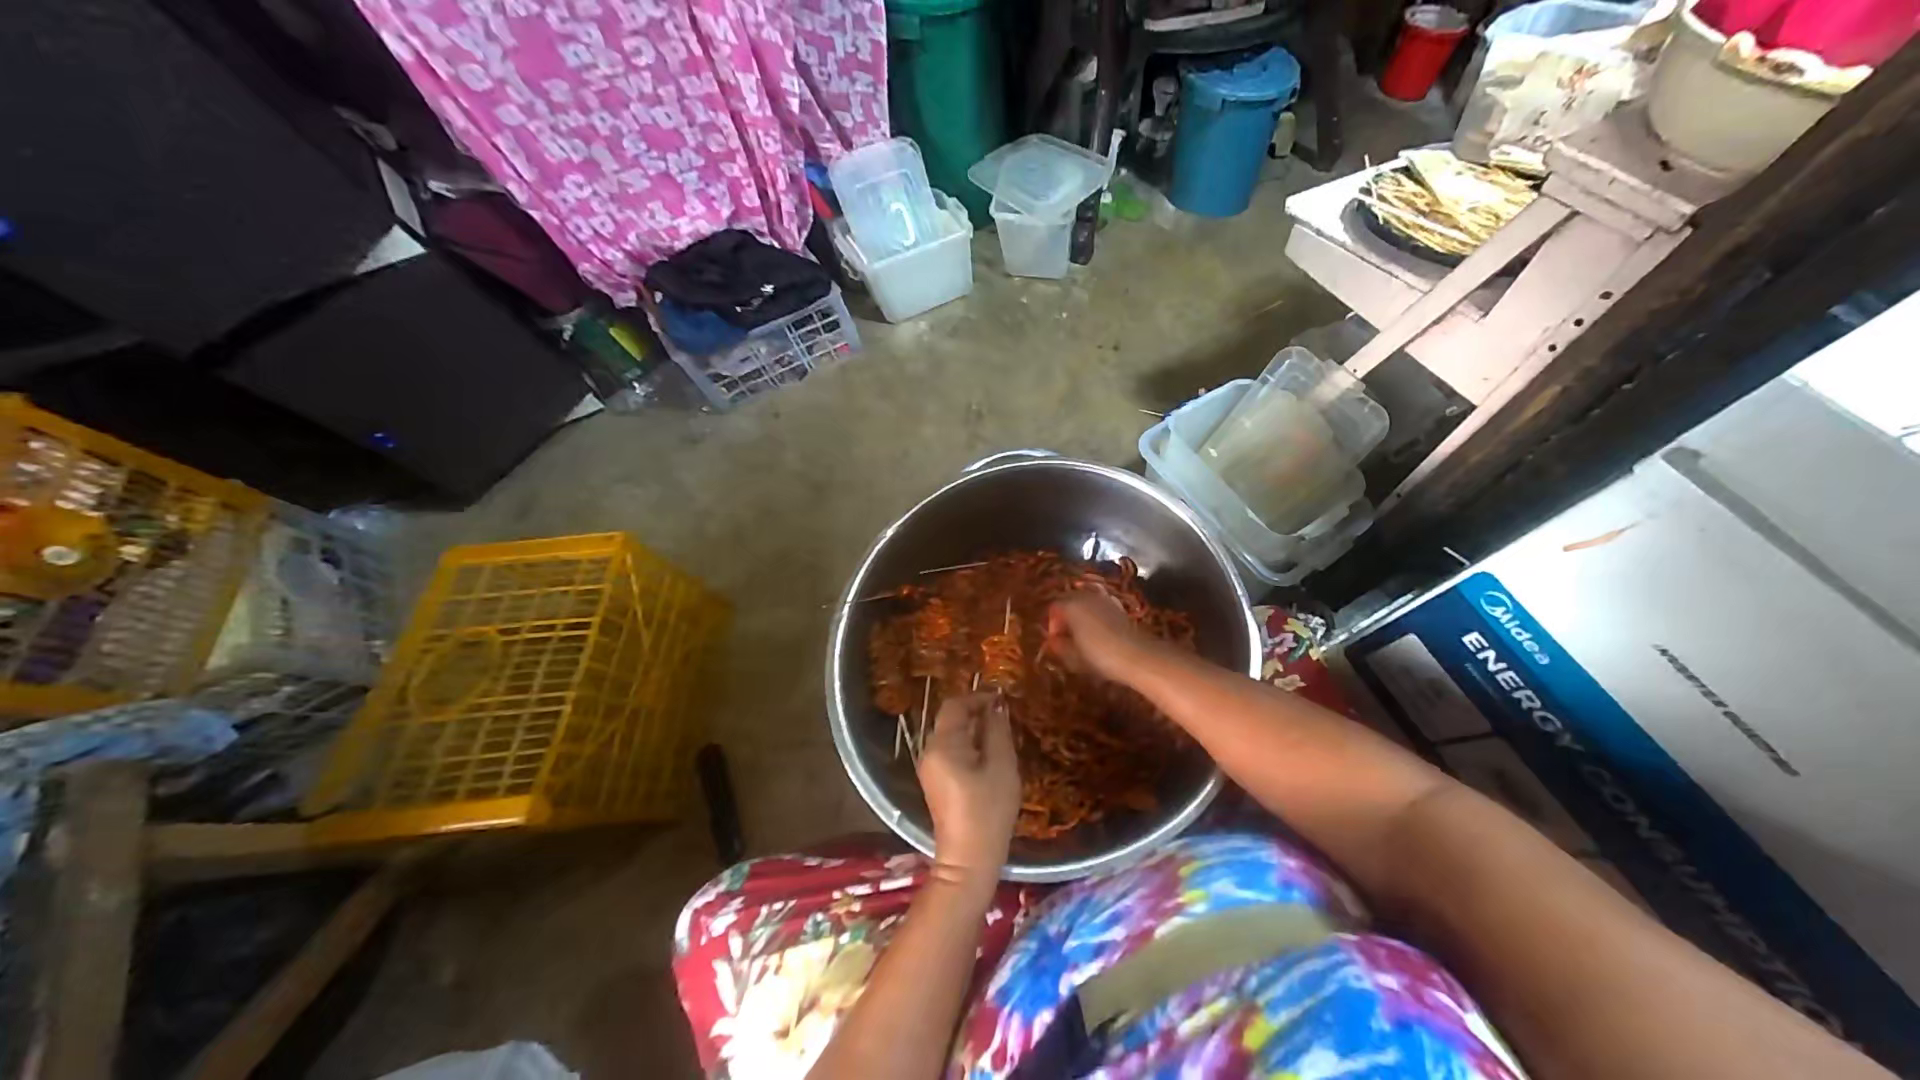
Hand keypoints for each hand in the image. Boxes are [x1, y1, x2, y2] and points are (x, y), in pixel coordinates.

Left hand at [917, 692, 1019, 888]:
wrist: (968, 860)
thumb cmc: (989, 811)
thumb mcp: (1001, 766)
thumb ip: (997, 731)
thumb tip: (997, 705)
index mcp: (943, 744)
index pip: (954, 705)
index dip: (977, 697)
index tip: (1001, 700)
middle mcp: (929, 752)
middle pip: (950, 719)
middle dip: (976, 713)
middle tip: (1003, 718)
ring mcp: (929, 768)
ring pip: (950, 736)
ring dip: (973, 730)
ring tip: (1000, 737)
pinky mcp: (935, 782)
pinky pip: (949, 752)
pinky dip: (968, 746)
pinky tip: (988, 758)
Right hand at [1045, 590, 1149, 681]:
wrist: (1136, 656)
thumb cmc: (1098, 655)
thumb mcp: (1072, 656)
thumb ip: (1058, 646)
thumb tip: (1054, 641)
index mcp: (1071, 605)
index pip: (1054, 608)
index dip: (1052, 624)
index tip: (1055, 641)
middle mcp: (1086, 596)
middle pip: (1069, 600)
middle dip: (1065, 616)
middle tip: (1066, 636)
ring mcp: (1105, 599)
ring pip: (1086, 602)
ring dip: (1081, 615)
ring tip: (1082, 634)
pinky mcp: (1119, 607)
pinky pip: (1101, 607)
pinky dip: (1096, 615)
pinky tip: (1099, 631)